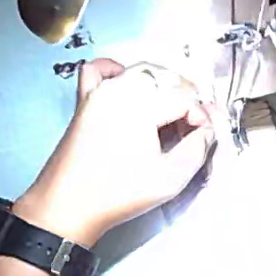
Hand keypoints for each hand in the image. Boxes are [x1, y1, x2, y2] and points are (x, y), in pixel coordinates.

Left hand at [15, 59, 214, 243]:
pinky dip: (116, 72)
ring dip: (161, 88)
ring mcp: (98, 92)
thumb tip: (207, 131)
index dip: (201, 117)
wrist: (68, 205)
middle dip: (186, 101)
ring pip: (139, 73)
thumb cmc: (120, 194)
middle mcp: (119, 89)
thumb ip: (197, 149)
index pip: (185, 98)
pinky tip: (128, 88)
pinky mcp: (83, 102)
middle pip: (165, 80)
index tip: (204, 138)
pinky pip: (99, 71)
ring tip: (169, 115)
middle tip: (192, 130)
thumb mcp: (171, 178)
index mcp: (142, 105)